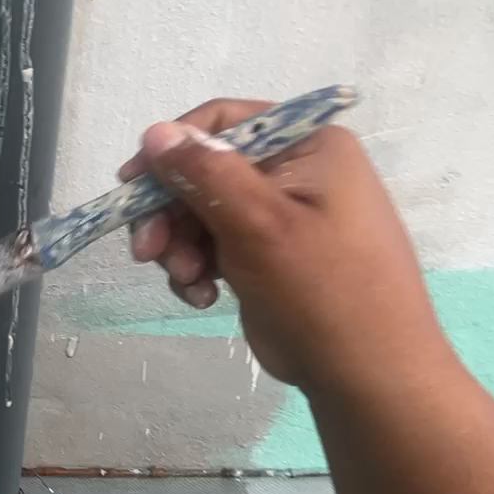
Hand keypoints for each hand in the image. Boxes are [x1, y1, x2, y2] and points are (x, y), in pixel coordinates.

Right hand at [119, 98, 452, 393]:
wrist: (362, 370)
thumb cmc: (322, 289)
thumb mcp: (257, 224)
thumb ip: (203, 173)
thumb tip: (155, 132)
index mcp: (306, 147)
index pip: (221, 123)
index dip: (169, 150)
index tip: (130, 187)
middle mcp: (291, 171)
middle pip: (199, 173)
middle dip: (168, 214)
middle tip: (146, 252)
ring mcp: (276, 213)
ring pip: (195, 213)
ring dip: (177, 247)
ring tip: (186, 280)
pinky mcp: (262, 251)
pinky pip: (207, 245)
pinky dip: (194, 268)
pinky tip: (202, 295)